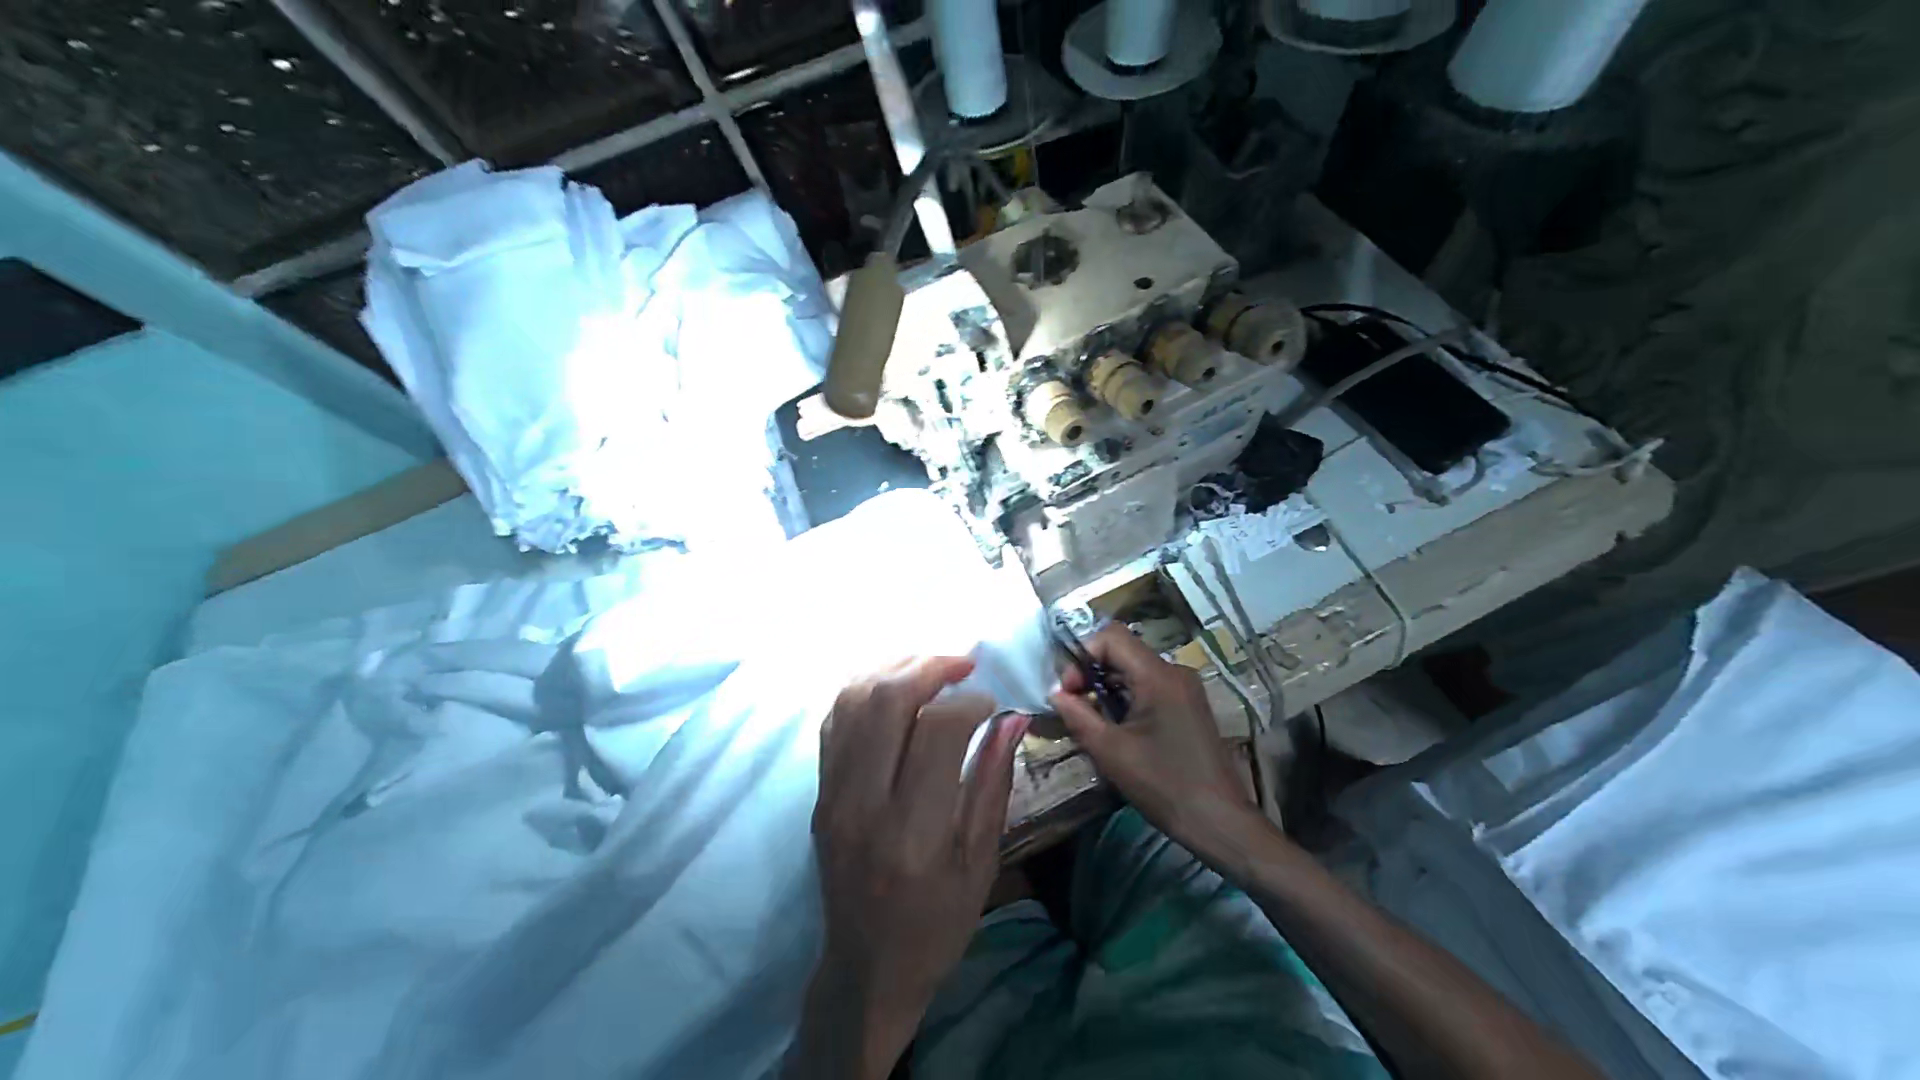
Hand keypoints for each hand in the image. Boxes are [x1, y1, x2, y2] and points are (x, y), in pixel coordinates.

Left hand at [791, 657, 1028, 1079]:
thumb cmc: (936, 925)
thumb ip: (993, 783)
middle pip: (886, 700)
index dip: (970, 702)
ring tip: (930, 664)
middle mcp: (864, 804)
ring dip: (893, 668)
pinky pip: (834, 721)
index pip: (937, 730)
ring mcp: (833, 795)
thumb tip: (1011, 718)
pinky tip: (893, 686)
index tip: (990, 703)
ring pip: (853, 701)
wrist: (865, 968)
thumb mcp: (981, 863)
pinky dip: (864, 690)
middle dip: (928, 666)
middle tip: (962, 664)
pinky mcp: (818, 793)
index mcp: (914, 831)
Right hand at [1052, 626, 1254, 852]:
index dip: (1082, 655)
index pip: (1112, 637)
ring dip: (1107, 687)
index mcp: (1158, 676)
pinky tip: (1116, 728)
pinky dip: (1126, 698)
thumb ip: (1078, 715)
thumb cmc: (1162, 784)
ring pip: (1135, 671)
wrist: (1219, 821)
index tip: (1070, 690)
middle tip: (1074, 706)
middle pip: (1123, 652)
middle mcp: (1176, 672)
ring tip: (1091, 720)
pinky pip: (1149, 687)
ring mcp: (1186, 689)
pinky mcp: (1189, 706)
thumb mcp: (1110, 751)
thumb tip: (1057, 694)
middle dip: (1091, 672)